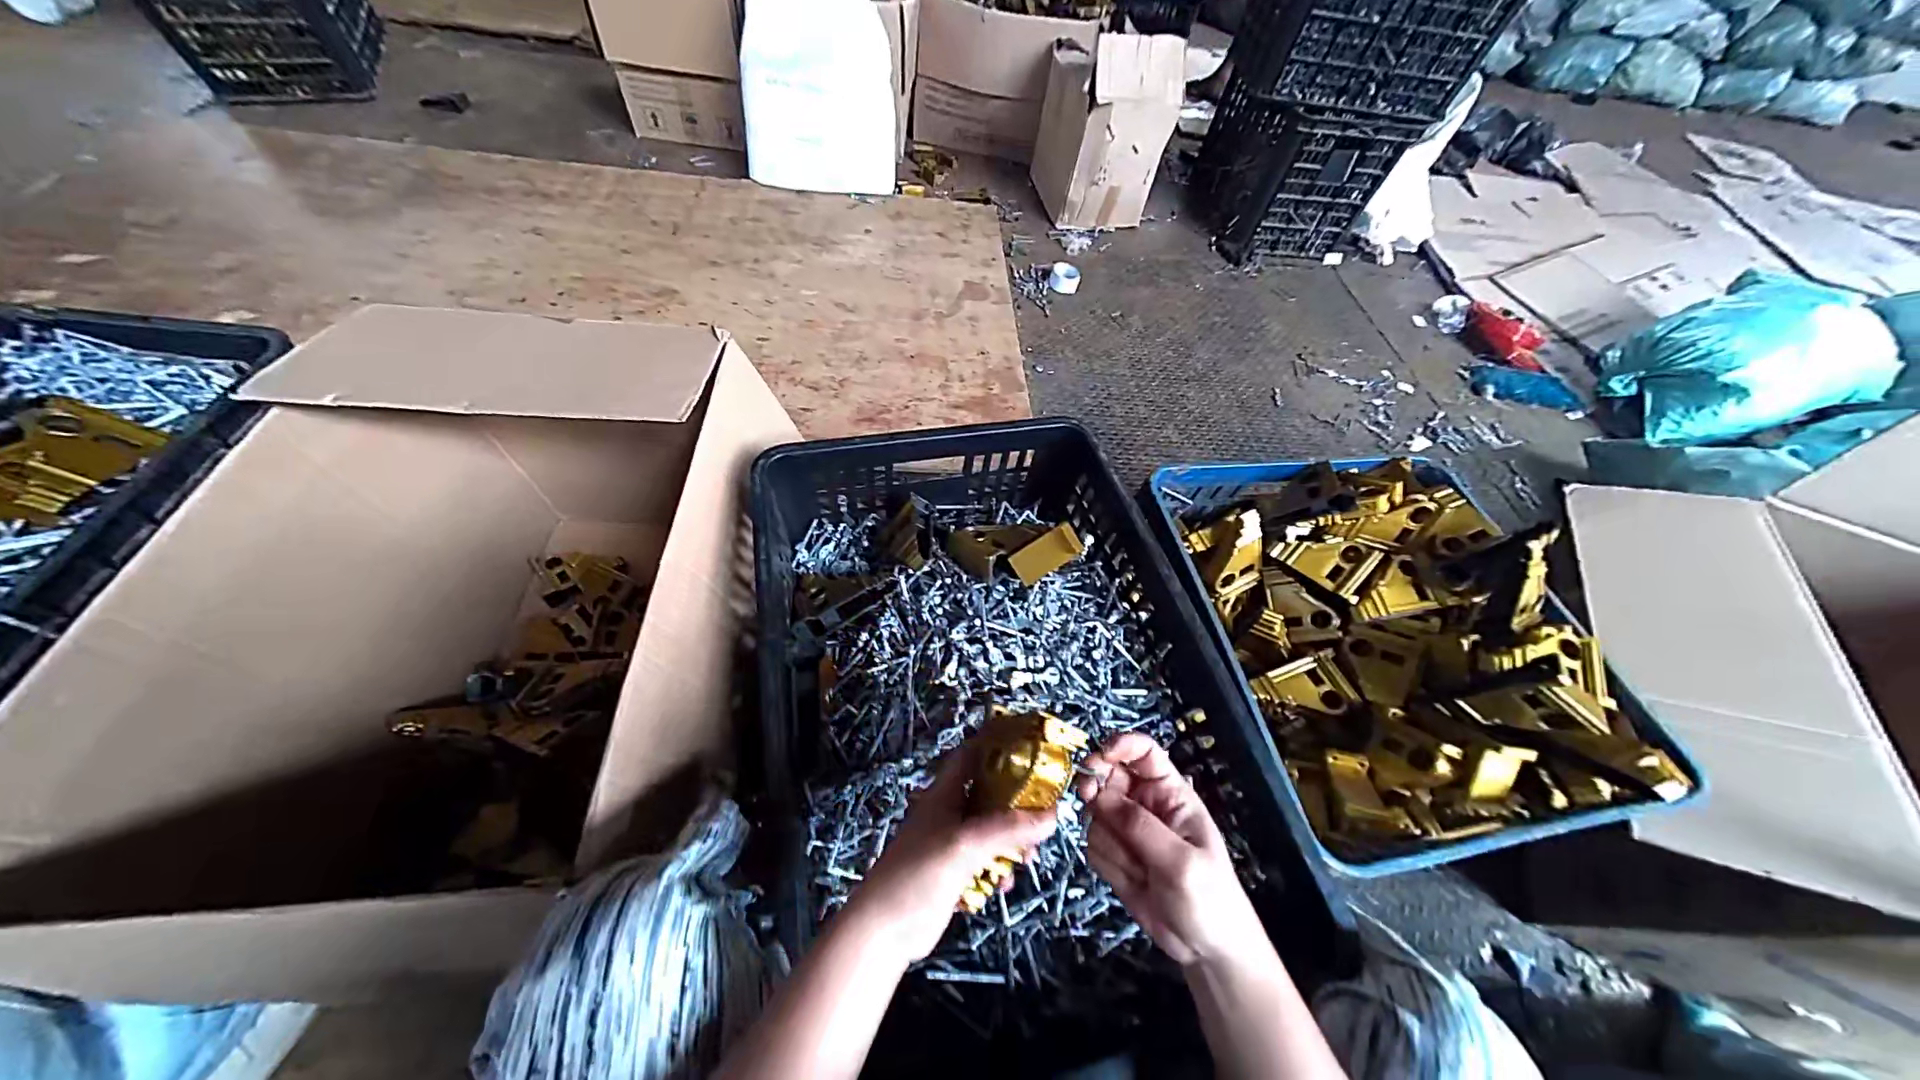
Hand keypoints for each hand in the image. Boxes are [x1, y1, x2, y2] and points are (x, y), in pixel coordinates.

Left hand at [846, 738, 1058, 964]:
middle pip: (990, 795)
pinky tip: (1005, 885)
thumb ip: (1007, 829)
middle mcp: (949, 814)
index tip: (1032, 749)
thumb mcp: (964, 845)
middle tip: (1044, 817)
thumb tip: (1052, 815)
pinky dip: (1000, 870)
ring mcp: (951, 845)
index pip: (971, 756)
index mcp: (944, 795)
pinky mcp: (954, 874)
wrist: (883, 931)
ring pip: (992, 831)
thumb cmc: (917, 875)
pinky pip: (986, 862)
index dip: (998, 746)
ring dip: (1013, 842)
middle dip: (1018, 804)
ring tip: (1028, 859)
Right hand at [1077, 733, 1270, 969]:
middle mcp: (1146, 805)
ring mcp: (1127, 830)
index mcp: (1171, 794)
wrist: (1207, 951)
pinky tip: (1130, 880)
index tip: (1099, 756)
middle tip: (1088, 799)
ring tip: (1136, 868)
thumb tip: (1098, 793)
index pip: (1144, 752)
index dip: (1121, 745)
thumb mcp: (1179, 861)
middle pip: (1108, 777)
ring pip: (1095, 813)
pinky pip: (1092, 842)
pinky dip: (1104, 860)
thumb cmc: (1208, 899)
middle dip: (1096, 788)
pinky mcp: (1115, 855)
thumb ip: (1138, 826)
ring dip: (1107, 839)